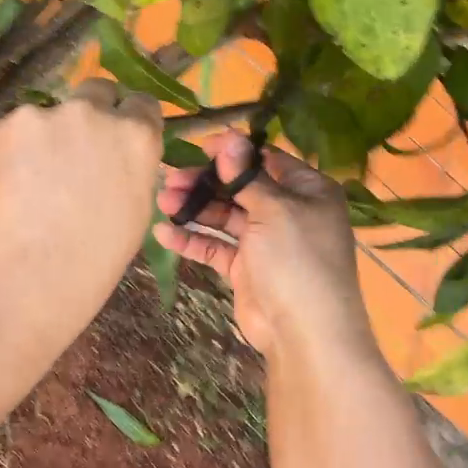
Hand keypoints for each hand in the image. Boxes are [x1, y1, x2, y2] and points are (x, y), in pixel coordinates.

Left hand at [0, 79, 162, 343]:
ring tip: (12, 199)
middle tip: (55, 165)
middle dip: (78, 121)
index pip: (137, 106)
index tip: (105, 144)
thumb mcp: (130, 221)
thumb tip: (106, 162)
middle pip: (88, 96)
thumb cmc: (82, 274)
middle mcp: (86, 114)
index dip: (121, 122)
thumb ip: (123, 175)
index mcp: (133, 138)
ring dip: (25, 147)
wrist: (13, 290)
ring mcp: (31, 117)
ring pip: (30, 122)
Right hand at [153, 133, 371, 357]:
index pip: (266, 161)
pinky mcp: (244, 267)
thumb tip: (228, 137)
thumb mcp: (274, 209)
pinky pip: (214, 246)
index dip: (233, 153)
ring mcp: (265, 241)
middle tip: (169, 178)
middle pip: (239, 188)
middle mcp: (287, 211)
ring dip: (193, 209)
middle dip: (204, 183)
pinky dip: (191, 239)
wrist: (304, 329)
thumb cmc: (297, 259)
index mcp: (307, 190)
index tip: (198, 148)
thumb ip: (246, 176)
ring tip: (161, 202)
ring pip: (223, 217)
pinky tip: (164, 233)